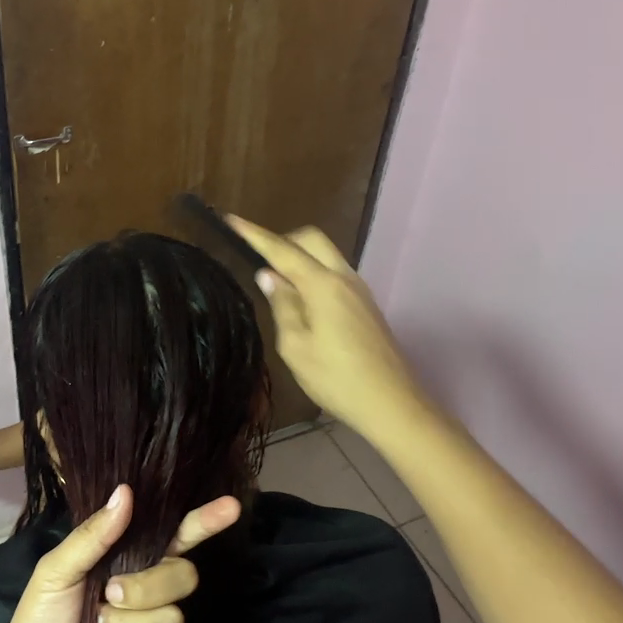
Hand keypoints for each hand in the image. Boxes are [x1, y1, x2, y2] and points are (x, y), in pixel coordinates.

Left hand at [0, 484, 242, 622]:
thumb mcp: (55, 573)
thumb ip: (91, 536)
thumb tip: (125, 492)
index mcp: (127, 558)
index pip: (177, 535)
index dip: (206, 520)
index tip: (232, 506)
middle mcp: (147, 589)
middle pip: (183, 577)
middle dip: (146, 588)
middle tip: (108, 595)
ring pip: (172, 620)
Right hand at [225, 216, 432, 437]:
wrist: (391, 403)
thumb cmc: (336, 379)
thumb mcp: (296, 346)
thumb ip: (282, 305)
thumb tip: (269, 276)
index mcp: (323, 285)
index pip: (282, 250)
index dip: (254, 234)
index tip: (231, 219)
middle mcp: (344, 277)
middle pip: (311, 239)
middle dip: (283, 241)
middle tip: (259, 259)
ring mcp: (359, 289)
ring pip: (326, 255)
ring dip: (300, 259)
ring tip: (278, 285)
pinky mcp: (366, 304)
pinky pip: (335, 274)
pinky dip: (314, 275)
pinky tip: (303, 302)